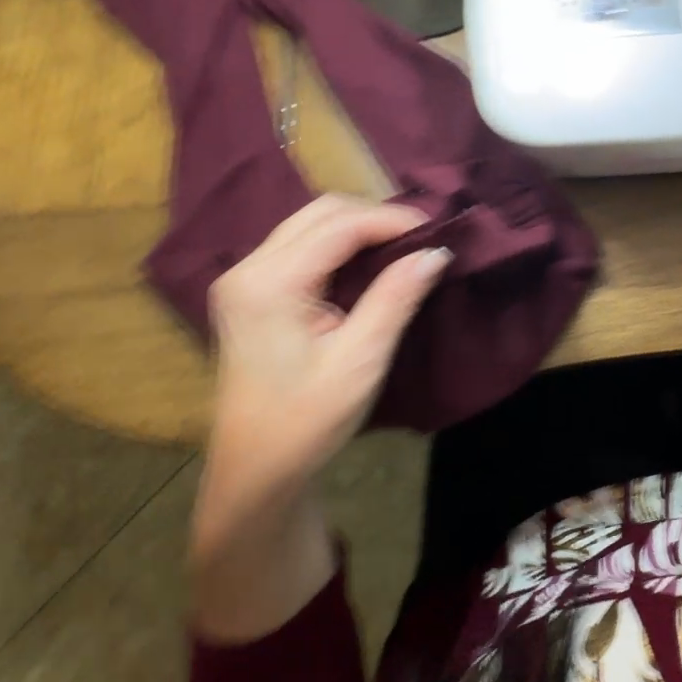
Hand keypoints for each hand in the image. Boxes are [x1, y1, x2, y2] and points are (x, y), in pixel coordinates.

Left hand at [206, 194, 450, 489]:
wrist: (256, 467)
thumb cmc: (307, 420)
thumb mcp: (360, 360)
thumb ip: (395, 298)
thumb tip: (435, 253)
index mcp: (269, 283)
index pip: (338, 226)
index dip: (391, 221)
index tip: (437, 233)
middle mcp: (248, 269)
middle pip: (319, 214)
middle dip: (374, 218)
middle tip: (422, 240)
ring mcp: (244, 279)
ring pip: (308, 225)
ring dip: (357, 228)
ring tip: (403, 248)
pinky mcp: (250, 292)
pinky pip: (299, 246)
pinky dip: (339, 245)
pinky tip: (370, 262)